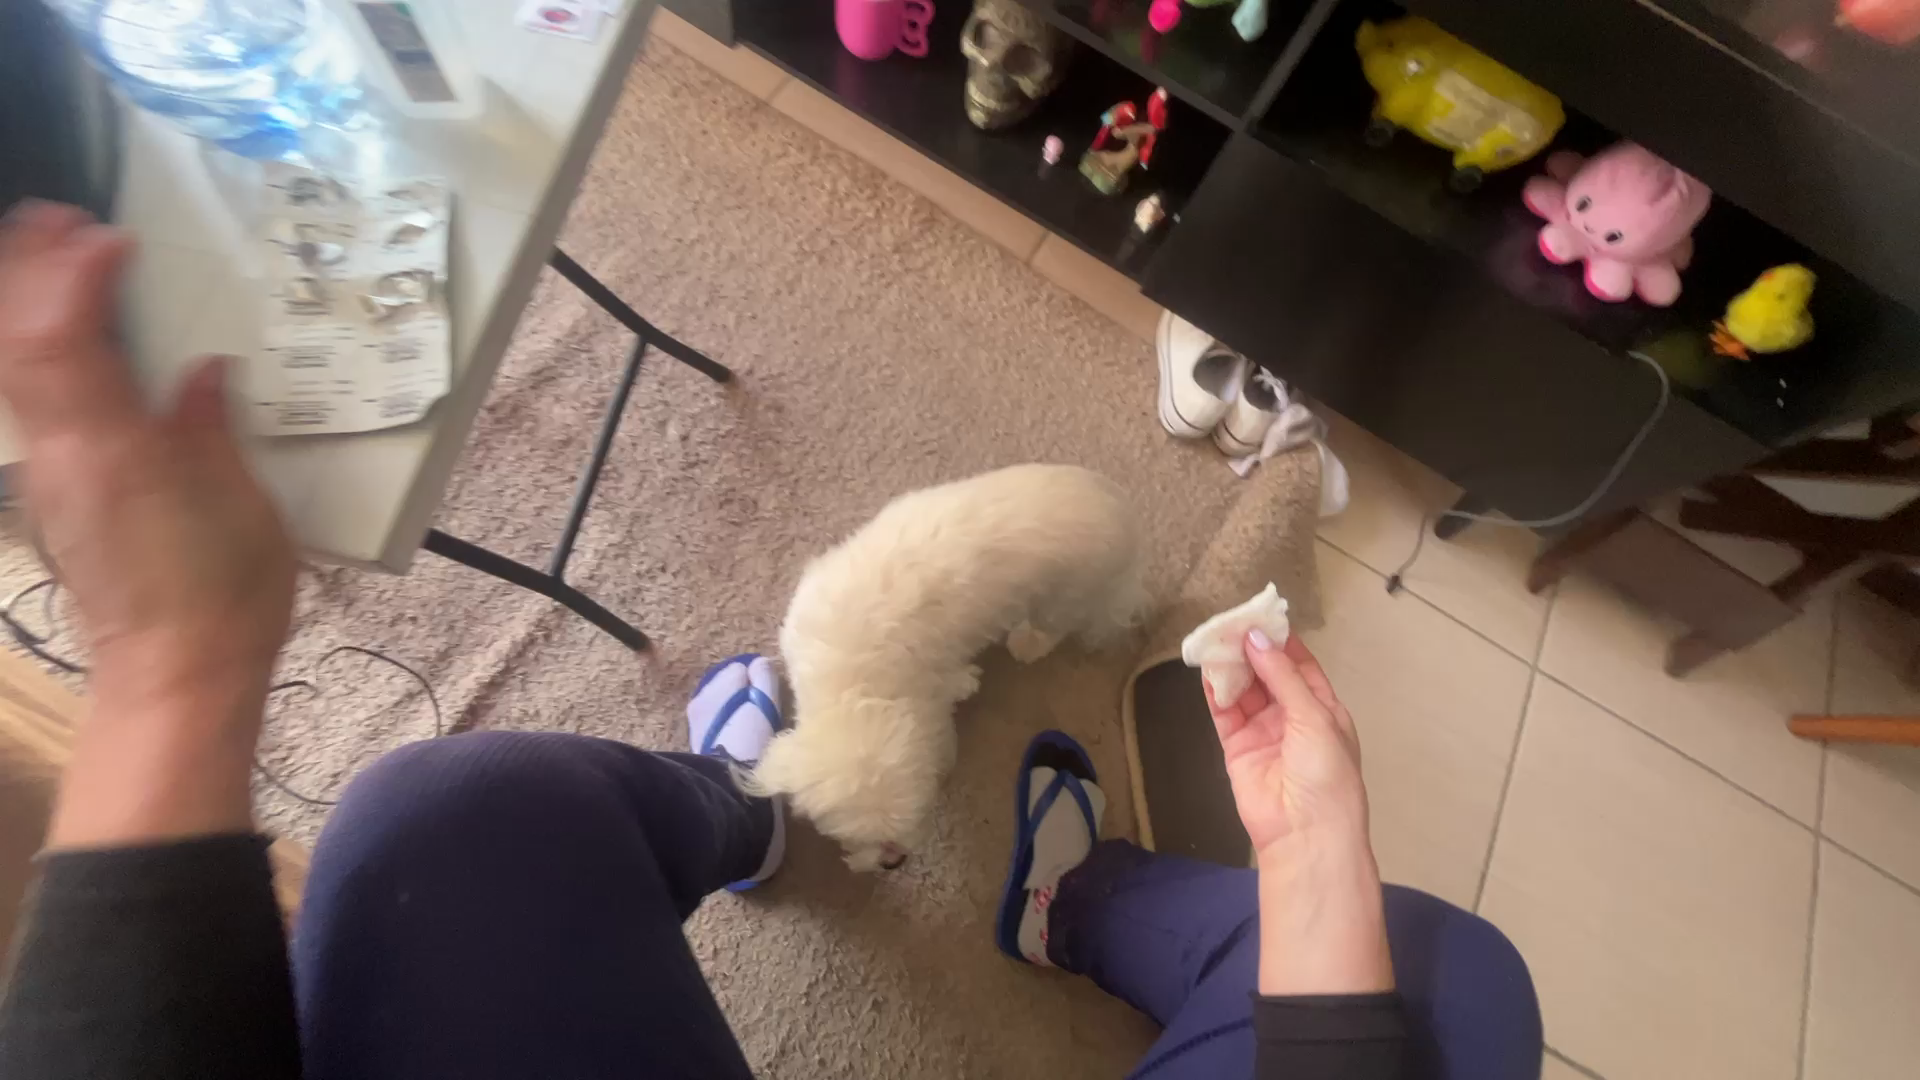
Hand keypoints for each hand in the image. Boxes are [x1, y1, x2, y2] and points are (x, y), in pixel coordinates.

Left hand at [0, 202, 295, 843]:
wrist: (176, 668)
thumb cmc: (230, 591)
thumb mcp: (243, 507)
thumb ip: (211, 434)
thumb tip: (204, 374)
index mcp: (115, 455)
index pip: (66, 345)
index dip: (75, 281)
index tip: (111, 238)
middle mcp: (60, 457)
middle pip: (15, 347)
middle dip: (28, 275)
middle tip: (58, 220)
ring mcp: (52, 478)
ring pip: (13, 374)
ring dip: (27, 308)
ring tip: (51, 262)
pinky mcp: (61, 497)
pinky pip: (37, 407)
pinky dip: (44, 355)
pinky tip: (77, 347)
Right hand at [1204, 630, 1367, 860]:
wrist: (1304, 834)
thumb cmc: (1325, 775)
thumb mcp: (1314, 718)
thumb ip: (1283, 677)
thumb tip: (1256, 638)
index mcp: (1322, 709)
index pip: (1300, 665)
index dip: (1281, 640)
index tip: (1258, 616)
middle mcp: (1291, 716)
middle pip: (1267, 673)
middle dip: (1250, 650)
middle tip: (1228, 625)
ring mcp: (1262, 730)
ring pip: (1243, 690)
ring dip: (1230, 667)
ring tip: (1213, 642)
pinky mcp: (1236, 745)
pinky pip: (1224, 712)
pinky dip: (1214, 692)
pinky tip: (1206, 672)